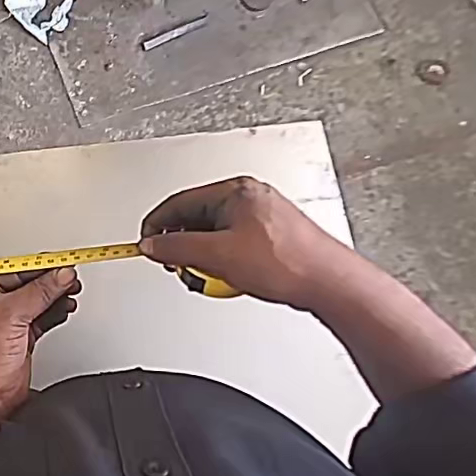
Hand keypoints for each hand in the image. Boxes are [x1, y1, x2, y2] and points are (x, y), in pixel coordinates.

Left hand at [0, 268, 80, 471]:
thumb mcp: (11, 314)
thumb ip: (39, 292)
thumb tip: (59, 275)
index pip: (15, 269)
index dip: (40, 266)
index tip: (62, 263)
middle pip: (27, 284)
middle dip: (51, 281)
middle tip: (71, 277)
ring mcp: (5, 323)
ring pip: (36, 301)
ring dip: (55, 296)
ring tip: (72, 291)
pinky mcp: (19, 339)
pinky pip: (41, 318)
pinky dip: (54, 312)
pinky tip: (65, 307)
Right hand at [139, 176, 373, 311]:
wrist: (329, 284)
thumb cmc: (289, 262)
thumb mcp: (217, 254)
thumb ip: (175, 247)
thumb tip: (151, 244)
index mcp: (235, 191)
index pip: (178, 204)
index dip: (157, 227)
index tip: (146, 245)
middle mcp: (247, 199)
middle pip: (193, 221)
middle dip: (183, 248)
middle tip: (182, 266)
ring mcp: (257, 219)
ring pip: (209, 237)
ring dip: (203, 260)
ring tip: (214, 276)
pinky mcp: (265, 239)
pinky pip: (226, 247)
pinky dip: (221, 264)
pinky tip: (231, 278)